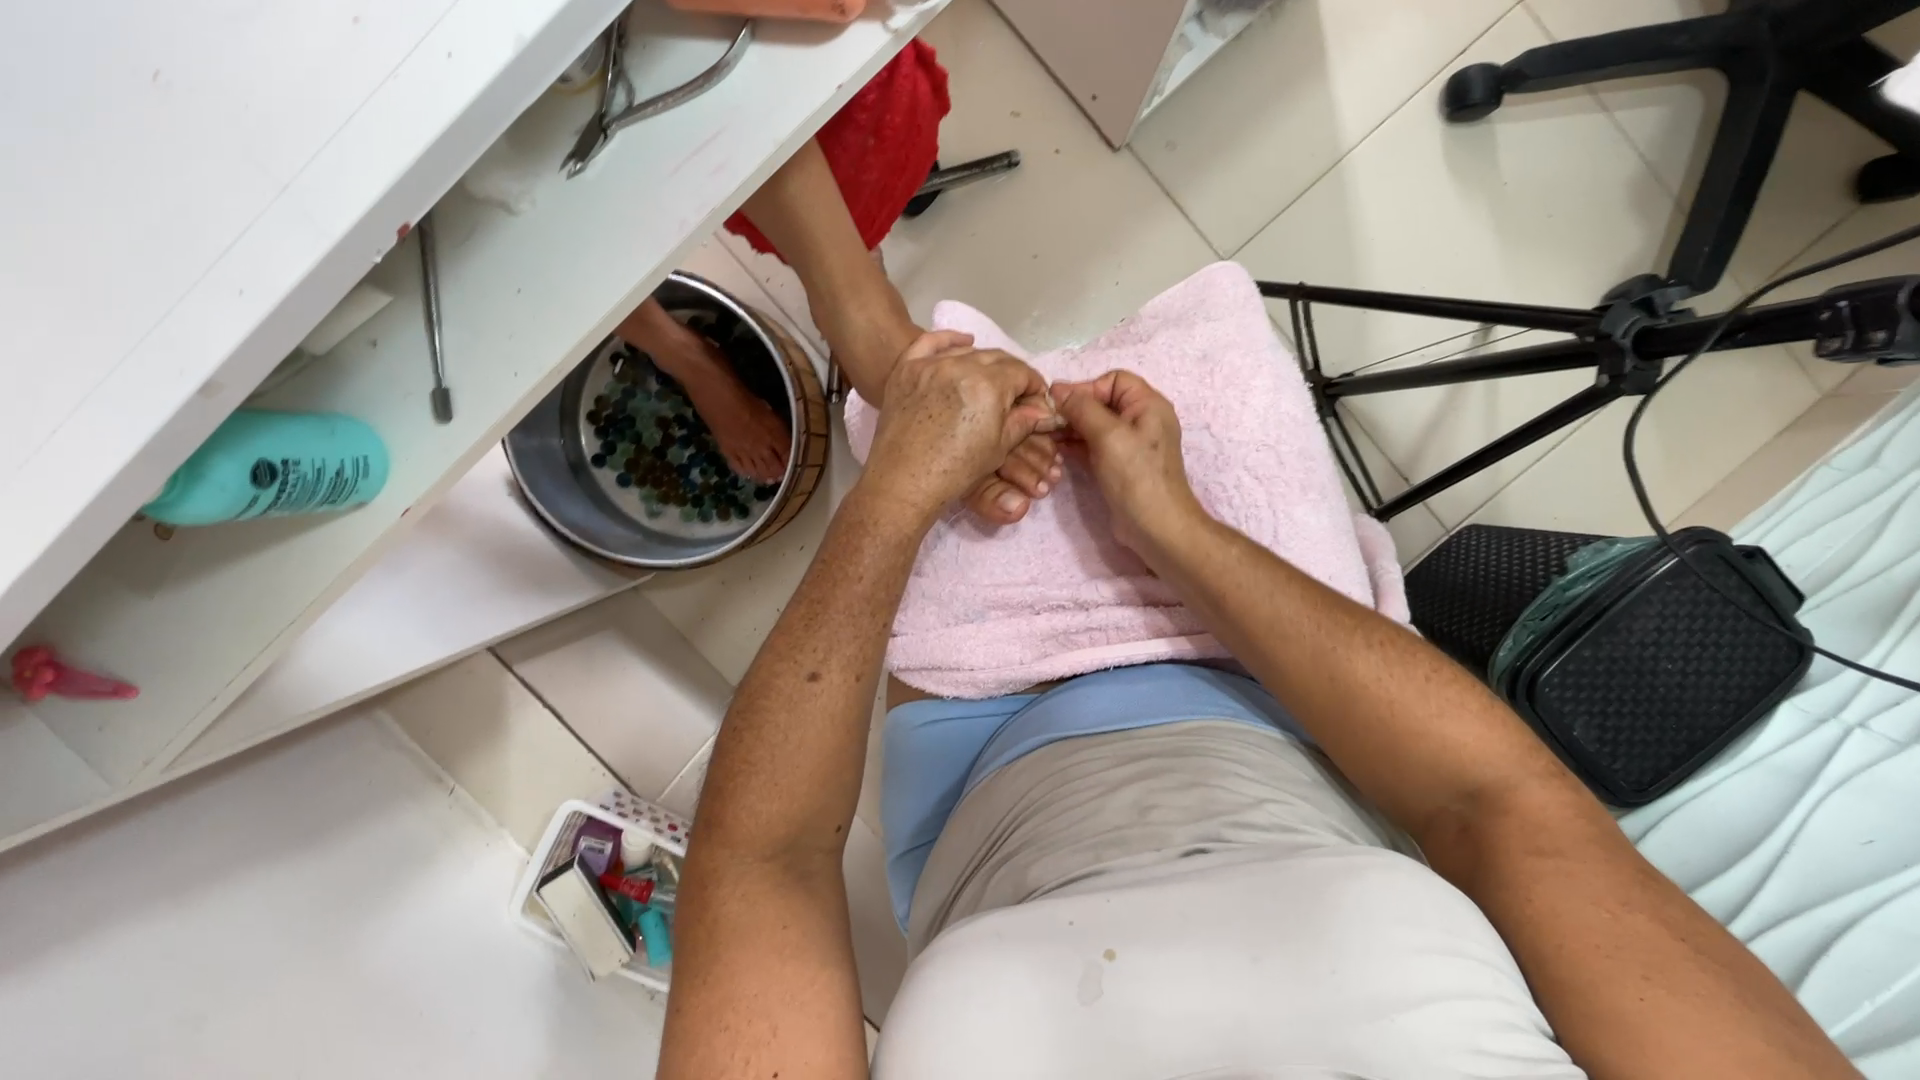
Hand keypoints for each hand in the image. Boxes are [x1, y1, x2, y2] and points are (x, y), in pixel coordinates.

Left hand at [863, 331, 1063, 522]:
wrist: (903, 481)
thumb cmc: (956, 471)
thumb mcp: (999, 448)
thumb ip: (1024, 421)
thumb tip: (1045, 410)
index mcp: (988, 385)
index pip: (1022, 372)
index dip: (1034, 387)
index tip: (1037, 403)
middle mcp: (960, 366)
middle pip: (997, 358)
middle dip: (1013, 375)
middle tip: (1016, 397)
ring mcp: (931, 364)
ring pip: (967, 351)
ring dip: (984, 363)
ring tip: (989, 383)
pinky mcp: (907, 369)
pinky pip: (931, 342)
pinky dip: (950, 339)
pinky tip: (965, 342)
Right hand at [1052, 370, 1207, 554]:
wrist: (1155, 526)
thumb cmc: (1135, 475)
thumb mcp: (1108, 435)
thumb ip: (1082, 408)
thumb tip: (1056, 388)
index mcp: (1148, 404)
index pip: (1113, 380)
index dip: (1086, 388)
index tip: (1060, 404)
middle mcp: (1142, 420)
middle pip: (1102, 401)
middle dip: (1074, 408)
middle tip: (1046, 420)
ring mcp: (1130, 444)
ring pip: (1095, 425)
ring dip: (1072, 427)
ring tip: (1047, 435)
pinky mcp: (1119, 465)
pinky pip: (1095, 445)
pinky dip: (1077, 445)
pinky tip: (1057, 450)